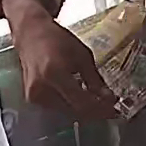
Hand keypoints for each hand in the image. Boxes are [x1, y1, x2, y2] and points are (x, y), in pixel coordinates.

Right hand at [4, 0, 117, 118]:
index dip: (100, 109)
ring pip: (67, 111)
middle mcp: (41, 88)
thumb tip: (109, 99)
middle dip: (95, 110)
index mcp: (55, 73)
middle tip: (109, 106)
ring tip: (95, 99)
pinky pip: (57, 107)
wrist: (30, 34)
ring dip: (83, 108)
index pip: (82, 102)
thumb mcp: (82, 56)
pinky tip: (78, 95)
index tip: (115, 111)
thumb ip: (95, 80)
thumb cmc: (57, 40)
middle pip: (75, 110)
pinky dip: (70, 104)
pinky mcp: (32, 99)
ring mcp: (34, 96)